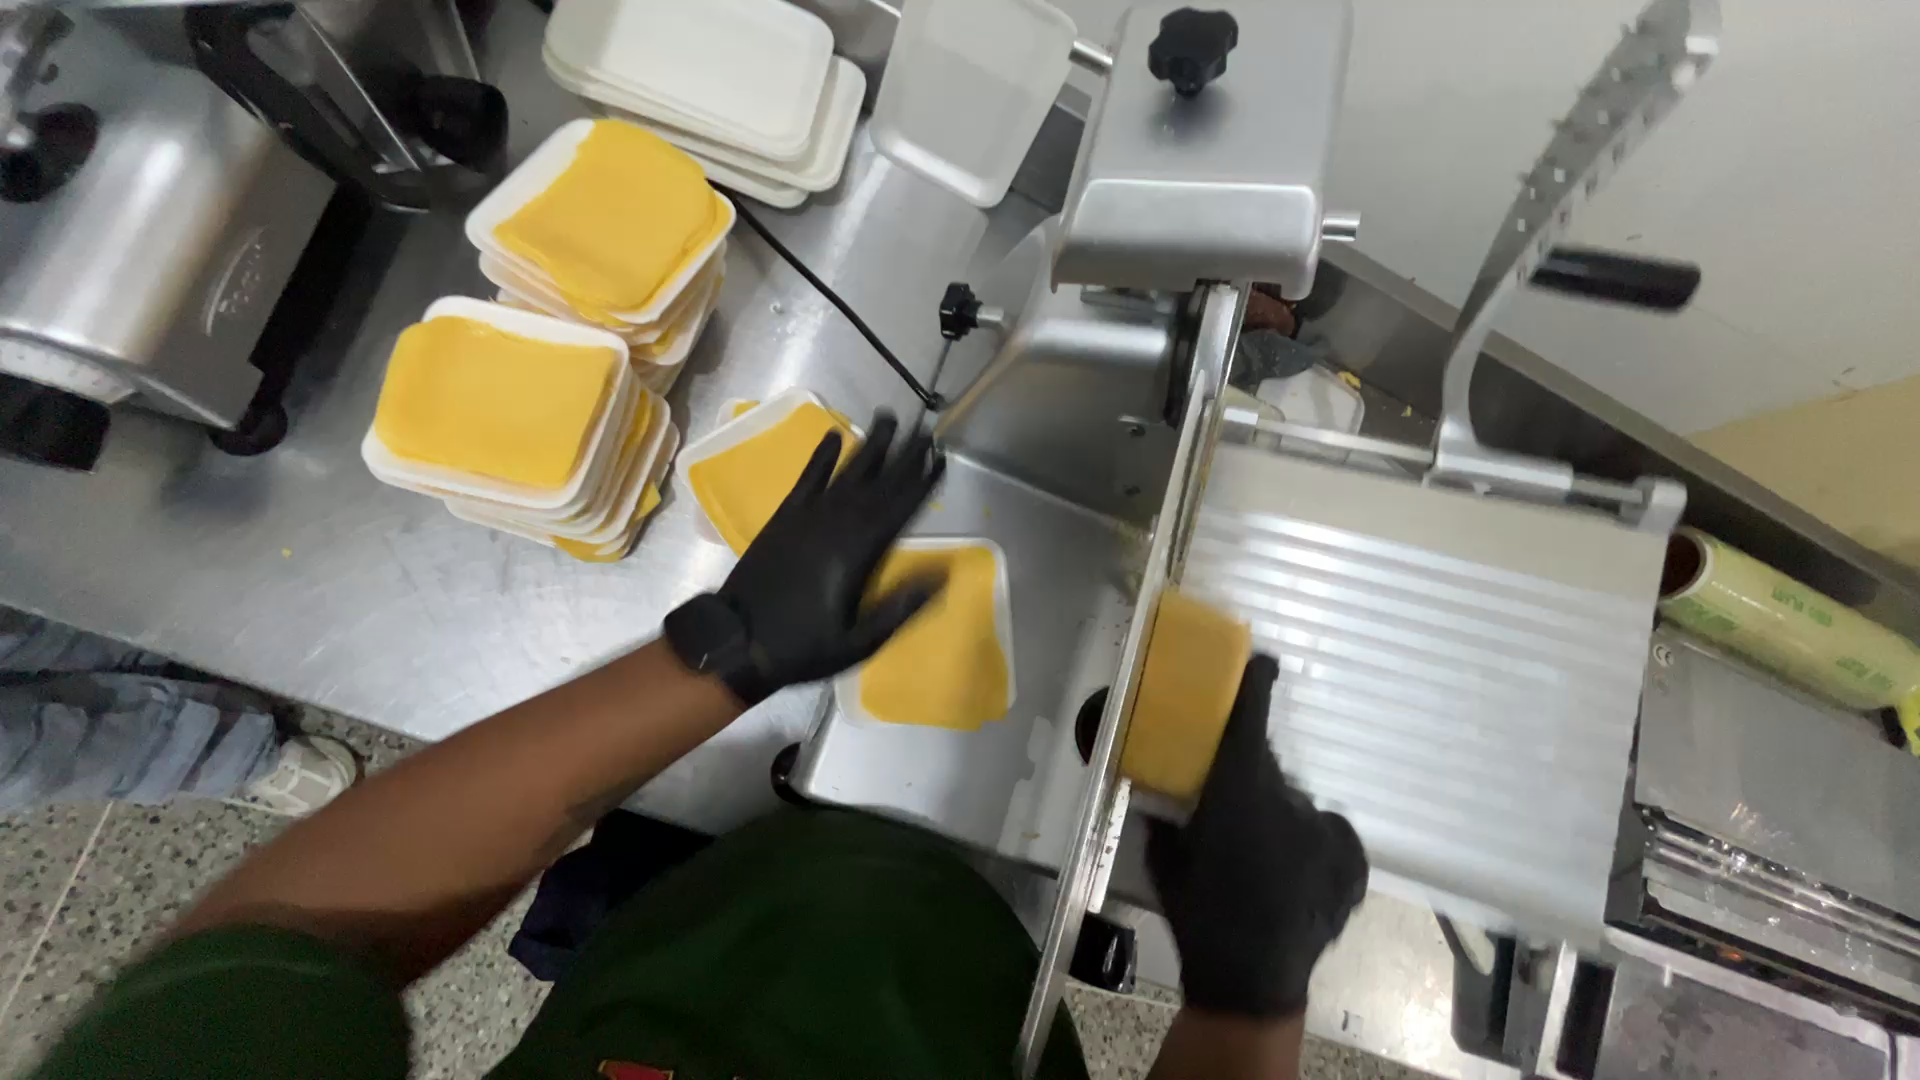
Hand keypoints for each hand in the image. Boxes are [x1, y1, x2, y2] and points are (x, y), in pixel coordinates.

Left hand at [709, 410, 946, 704]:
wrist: (737, 643)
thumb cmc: (803, 647)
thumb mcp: (859, 642)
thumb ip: (900, 608)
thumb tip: (942, 576)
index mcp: (858, 553)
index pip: (899, 509)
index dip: (922, 483)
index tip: (941, 458)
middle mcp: (836, 525)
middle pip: (878, 484)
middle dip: (904, 456)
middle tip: (925, 428)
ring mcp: (807, 517)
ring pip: (846, 473)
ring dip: (870, 446)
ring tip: (889, 418)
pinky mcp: (783, 517)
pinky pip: (807, 480)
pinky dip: (821, 457)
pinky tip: (834, 435)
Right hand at [1147, 655, 1367, 1017]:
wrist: (1250, 978)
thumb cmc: (1196, 910)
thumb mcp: (1165, 856)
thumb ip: (1167, 819)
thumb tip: (1161, 800)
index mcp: (1235, 793)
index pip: (1247, 726)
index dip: (1255, 687)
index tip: (1264, 661)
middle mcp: (1284, 802)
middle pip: (1266, 768)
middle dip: (1248, 775)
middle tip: (1228, 807)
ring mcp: (1323, 833)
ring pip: (1295, 804)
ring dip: (1275, 815)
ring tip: (1260, 854)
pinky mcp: (1349, 862)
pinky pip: (1326, 834)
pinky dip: (1311, 842)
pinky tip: (1294, 870)